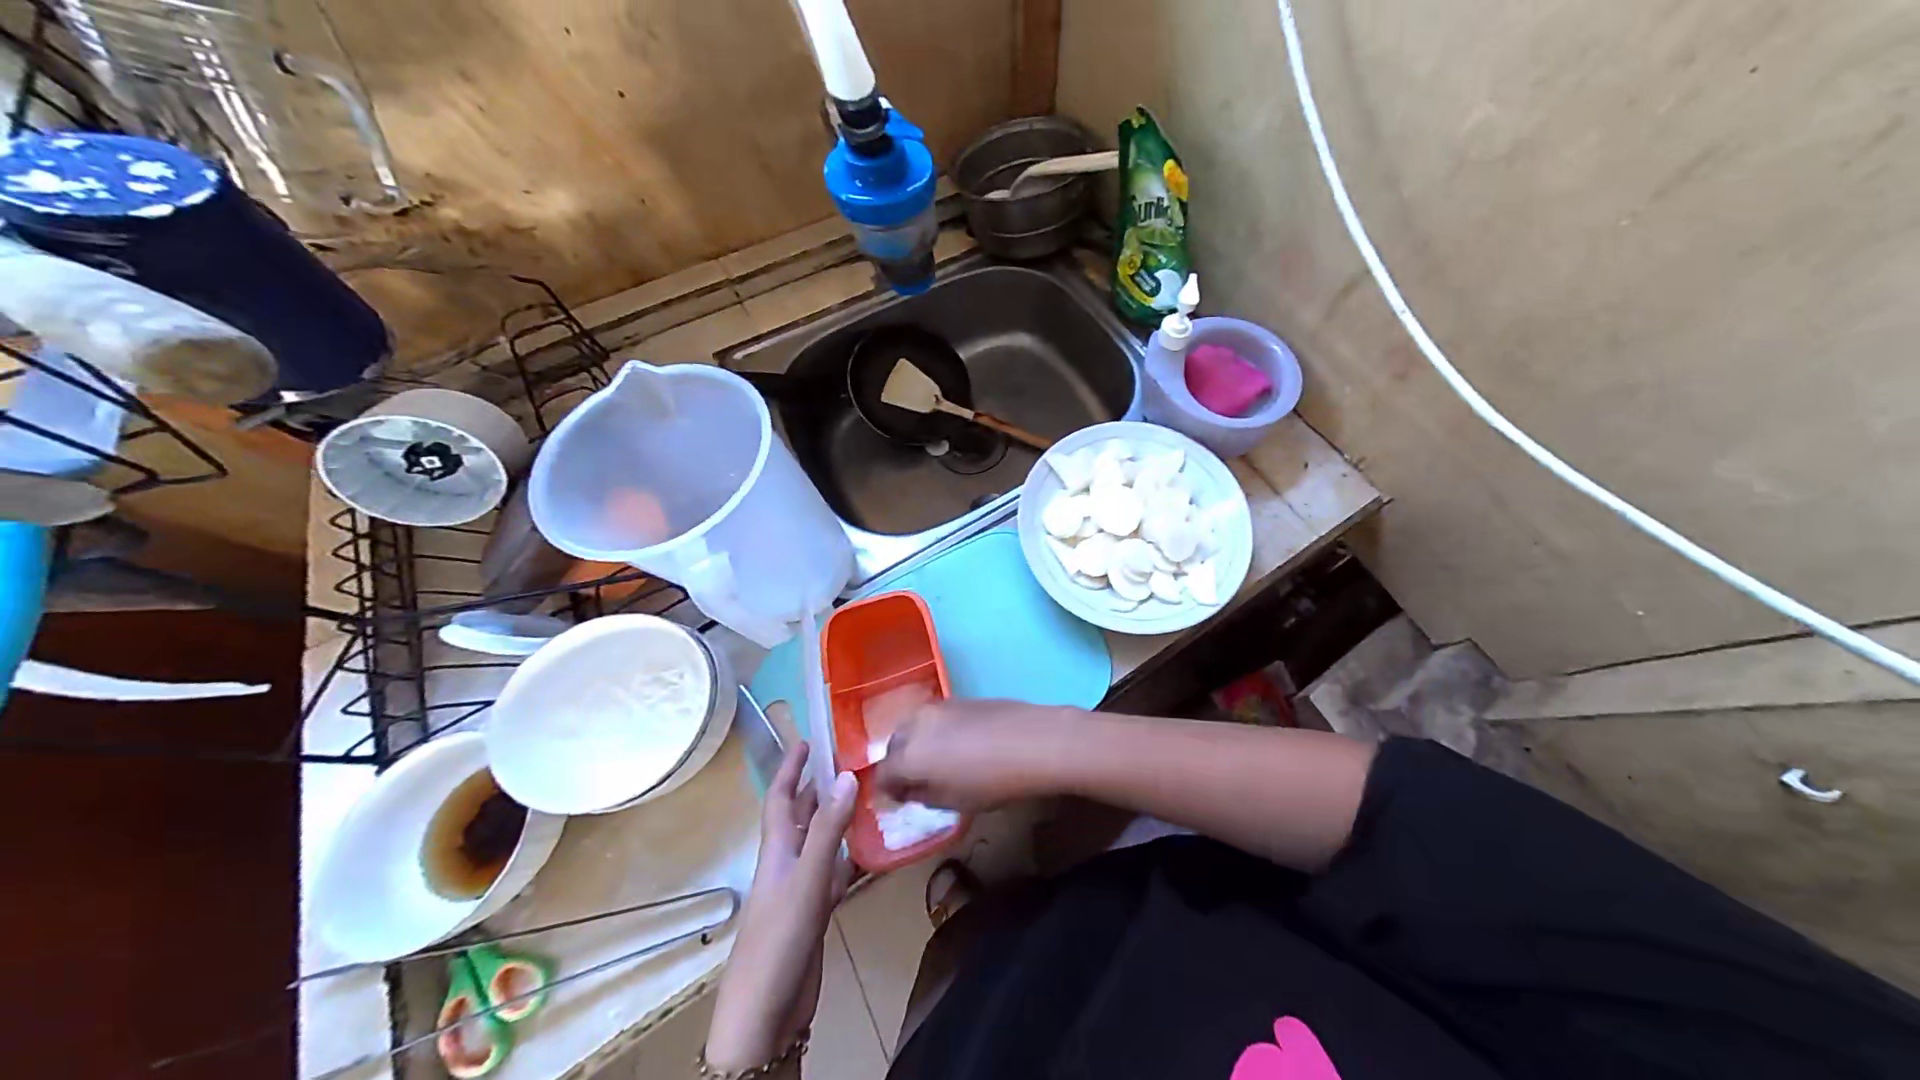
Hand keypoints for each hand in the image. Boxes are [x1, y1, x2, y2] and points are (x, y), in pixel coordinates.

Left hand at [705, 742, 856, 1071]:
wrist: (767, 1009)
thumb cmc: (780, 937)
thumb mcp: (806, 879)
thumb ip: (827, 830)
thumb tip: (847, 776)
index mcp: (776, 848)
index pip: (780, 796)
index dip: (790, 768)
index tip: (806, 740)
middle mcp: (787, 861)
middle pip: (800, 815)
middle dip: (818, 786)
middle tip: (848, 761)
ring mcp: (801, 887)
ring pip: (819, 841)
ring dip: (837, 819)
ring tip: (866, 796)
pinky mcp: (815, 911)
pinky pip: (834, 872)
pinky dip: (850, 857)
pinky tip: (869, 852)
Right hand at [873, 699, 1084, 811]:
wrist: (1032, 741)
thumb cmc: (991, 781)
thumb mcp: (953, 802)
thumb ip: (923, 796)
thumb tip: (910, 790)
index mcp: (907, 756)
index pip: (882, 774)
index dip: (887, 790)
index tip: (900, 800)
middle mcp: (914, 725)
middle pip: (894, 745)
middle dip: (898, 763)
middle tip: (915, 782)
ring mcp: (937, 707)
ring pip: (913, 726)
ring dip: (916, 744)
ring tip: (936, 761)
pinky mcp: (958, 698)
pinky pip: (934, 717)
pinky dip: (934, 731)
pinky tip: (956, 744)